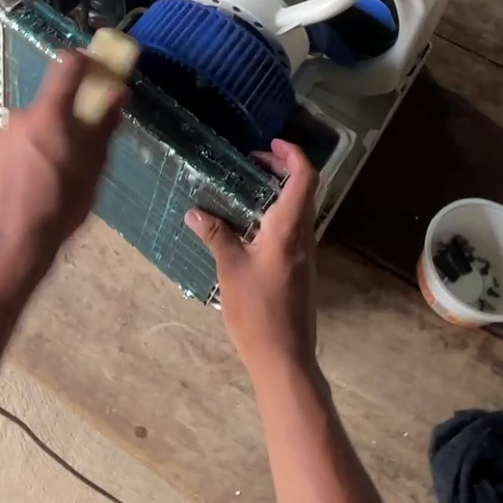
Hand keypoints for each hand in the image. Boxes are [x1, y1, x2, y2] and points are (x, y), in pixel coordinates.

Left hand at [0, 52, 124, 278]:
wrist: (15, 242)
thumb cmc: (63, 203)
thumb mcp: (95, 166)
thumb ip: (104, 124)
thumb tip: (118, 93)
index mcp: (51, 113)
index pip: (67, 65)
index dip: (83, 61)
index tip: (95, 69)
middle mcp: (20, 115)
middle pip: (50, 106)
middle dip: (64, 120)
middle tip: (76, 150)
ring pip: (30, 129)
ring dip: (42, 141)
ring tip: (50, 176)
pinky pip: (11, 147)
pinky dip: (22, 157)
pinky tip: (28, 185)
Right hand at [185, 140, 319, 377]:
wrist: (285, 358)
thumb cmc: (257, 311)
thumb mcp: (230, 269)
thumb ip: (216, 236)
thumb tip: (196, 212)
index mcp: (289, 228)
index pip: (305, 177)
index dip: (293, 155)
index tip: (270, 145)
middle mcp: (304, 236)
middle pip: (305, 189)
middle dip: (283, 168)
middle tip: (253, 162)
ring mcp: (306, 254)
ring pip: (300, 209)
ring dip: (279, 191)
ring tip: (247, 188)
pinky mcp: (302, 269)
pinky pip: (294, 228)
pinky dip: (277, 213)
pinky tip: (250, 224)